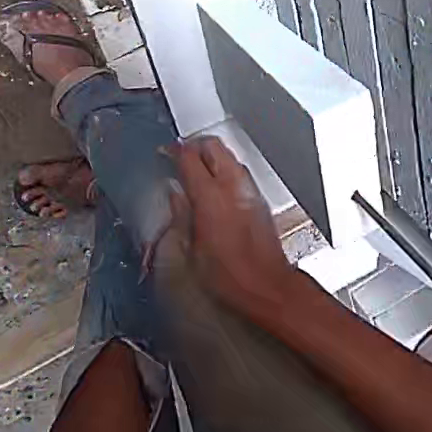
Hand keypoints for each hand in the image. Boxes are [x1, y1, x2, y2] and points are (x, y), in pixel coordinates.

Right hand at [166, 136, 301, 320]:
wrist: (266, 286)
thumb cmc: (230, 276)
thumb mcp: (192, 250)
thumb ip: (181, 215)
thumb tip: (174, 195)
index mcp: (210, 197)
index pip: (189, 157)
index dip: (173, 151)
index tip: (165, 152)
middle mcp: (232, 186)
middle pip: (212, 145)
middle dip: (194, 145)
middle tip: (180, 155)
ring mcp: (249, 189)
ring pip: (229, 154)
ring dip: (211, 155)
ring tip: (197, 168)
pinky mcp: (260, 198)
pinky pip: (240, 170)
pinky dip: (225, 168)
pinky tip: (217, 184)